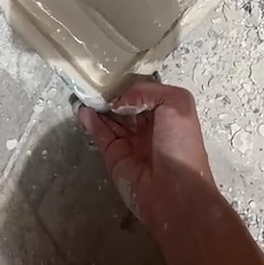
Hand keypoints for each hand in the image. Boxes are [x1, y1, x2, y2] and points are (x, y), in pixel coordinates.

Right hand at [77, 81, 213, 219]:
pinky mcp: (115, 157)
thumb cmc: (181, 145)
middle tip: (94, 79)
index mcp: (168, 115)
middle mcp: (148, 127)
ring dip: (98, 106)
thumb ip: (145, 91)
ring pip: (111, 119)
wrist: (175, 193)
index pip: (146, 94)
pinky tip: (82, 109)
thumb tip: (119, 101)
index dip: (132, 84)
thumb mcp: (176, 103)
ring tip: (84, 90)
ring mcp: (130, 143)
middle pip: (126, 106)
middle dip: (112, 94)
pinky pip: (101, 135)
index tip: (115, 71)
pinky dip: (90, 121)